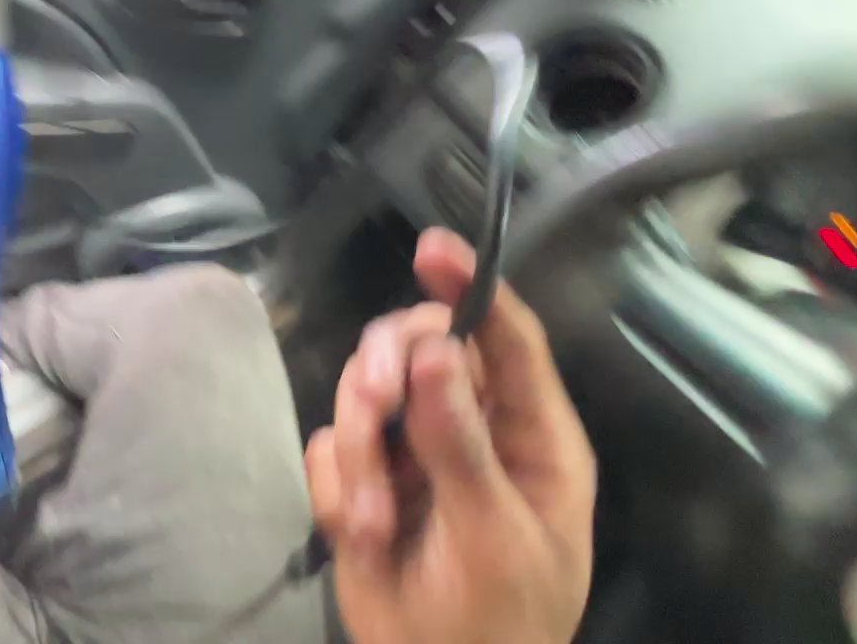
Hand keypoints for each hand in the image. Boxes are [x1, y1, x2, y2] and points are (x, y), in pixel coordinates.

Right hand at [304, 228, 595, 643]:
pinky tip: (364, 535)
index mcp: (526, 433)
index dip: (470, 285)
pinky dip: (340, 487)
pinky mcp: (362, 467)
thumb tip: (437, 352)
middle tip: (375, 406)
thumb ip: (463, 445)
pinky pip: (330, 443)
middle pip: (413, 345)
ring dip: (361, 456)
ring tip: (375, 524)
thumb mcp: (494, 540)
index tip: (431, 249)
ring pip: (361, 388)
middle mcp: (465, 419)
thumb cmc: (496, 624)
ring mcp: (409, 441)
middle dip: (385, 376)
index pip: (504, 337)